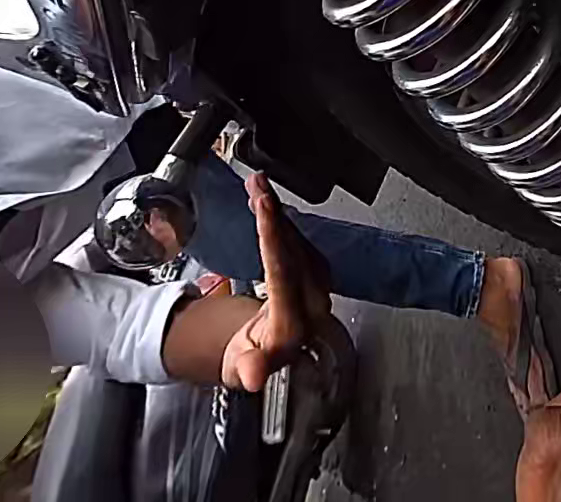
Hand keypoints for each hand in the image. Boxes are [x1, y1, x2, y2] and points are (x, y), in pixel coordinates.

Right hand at [219, 173, 332, 390]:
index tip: (263, 209)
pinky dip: (280, 218)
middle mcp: (313, 300)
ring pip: (295, 238)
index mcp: (295, 322)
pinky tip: (267, 202)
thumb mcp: (243, 368)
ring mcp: (316, 282)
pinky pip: (296, 237)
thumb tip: (254, 376)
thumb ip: (251, 369)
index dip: (272, 238)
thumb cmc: (251, 360)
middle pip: (291, 248)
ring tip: (256, 185)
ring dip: (275, 210)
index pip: (283, 272)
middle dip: (272, 214)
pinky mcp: (314, 270)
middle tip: (256, 185)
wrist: (268, 356)